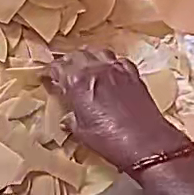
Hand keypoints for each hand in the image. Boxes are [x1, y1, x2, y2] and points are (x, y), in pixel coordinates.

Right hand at [42, 49, 190, 172]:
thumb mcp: (82, 132)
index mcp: (77, 82)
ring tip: (84, 67)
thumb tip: (67, 117)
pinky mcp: (132, 73)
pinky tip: (108, 71)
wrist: (147, 143)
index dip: (49, 72)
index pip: (57, 67)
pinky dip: (108, 62)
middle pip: (75, 55)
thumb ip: (71, 118)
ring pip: (96, 51)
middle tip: (62, 73)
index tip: (46, 78)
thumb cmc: (110, 141)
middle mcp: (96, 69)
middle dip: (66, 63)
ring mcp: (116, 69)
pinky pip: (116, 59)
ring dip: (87, 57)